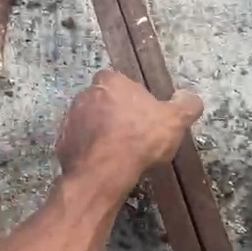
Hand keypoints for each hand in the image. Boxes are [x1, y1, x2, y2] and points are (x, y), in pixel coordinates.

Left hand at [54, 70, 203, 199]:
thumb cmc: (140, 137)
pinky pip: (78, 143)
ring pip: (88, 121)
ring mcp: (69, 118)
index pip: (118, 80)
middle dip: (114, 113)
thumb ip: (186, 105)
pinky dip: (88, 150)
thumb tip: (190, 98)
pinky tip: (103, 163)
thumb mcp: (175, 120)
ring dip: (100, 132)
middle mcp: (84, 94)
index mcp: (110, 82)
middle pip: (102, 100)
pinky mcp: (61, 141)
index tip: (142, 113)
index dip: (130, 96)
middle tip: (132, 133)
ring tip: (118, 151)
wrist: (104, 170)